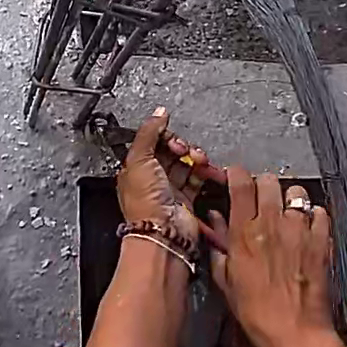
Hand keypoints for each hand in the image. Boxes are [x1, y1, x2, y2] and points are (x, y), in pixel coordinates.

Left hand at [115, 108, 210, 250]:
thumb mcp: (140, 158)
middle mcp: (152, 178)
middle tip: (186, 151)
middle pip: (172, 152)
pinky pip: (198, 180)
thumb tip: (158, 113)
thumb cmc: (145, 203)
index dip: (166, 138)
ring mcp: (170, 189)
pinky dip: (206, 173)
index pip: (153, 142)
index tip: (173, 140)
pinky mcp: (186, 200)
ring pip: (186, 164)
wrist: (163, 234)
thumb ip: (149, 132)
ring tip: (201, 160)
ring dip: (196, 158)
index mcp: (136, 167)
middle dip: (183, 147)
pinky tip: (210, 170)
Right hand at [208, 169, 335, 346]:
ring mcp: (299, 230)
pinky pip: (320, 212)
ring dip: (289, 199)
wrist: (295, 334)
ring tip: (287, 214)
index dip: (237, 174)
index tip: (236, 178)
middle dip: (263, 186)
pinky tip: (307, 228)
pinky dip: (314, 216)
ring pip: (296, 192)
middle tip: (261, 200)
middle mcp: (272, 223)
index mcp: (244, 231)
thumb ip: (219, 243)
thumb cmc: (257, 311)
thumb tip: (214, 219)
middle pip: (268, 180)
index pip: (241, 182)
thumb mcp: (226, 278)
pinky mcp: (321, 241)